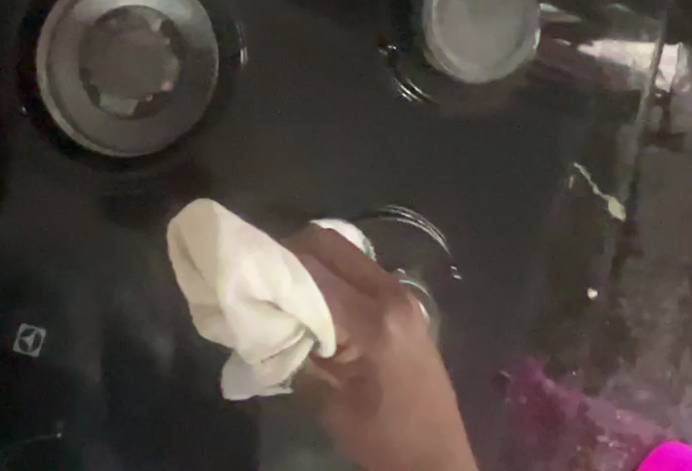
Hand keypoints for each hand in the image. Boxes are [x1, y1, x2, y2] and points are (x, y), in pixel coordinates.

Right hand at [286, 226, 479, 470]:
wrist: (441, 462)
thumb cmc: (386, 439)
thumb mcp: (330, 404)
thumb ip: (296, 353)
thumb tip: (263, 318)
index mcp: (375, 320)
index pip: (311, 271)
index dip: (275, 270)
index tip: (250, 279)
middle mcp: (391, 294)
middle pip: (327, 242)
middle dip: (290, 252)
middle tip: (268, 278)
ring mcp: (401, 294)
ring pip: (342, 249)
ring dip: (310, 260)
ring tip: (289, 289)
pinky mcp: (402, 301)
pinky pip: (355, 266)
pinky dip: (329, 271)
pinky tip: (315, 301)